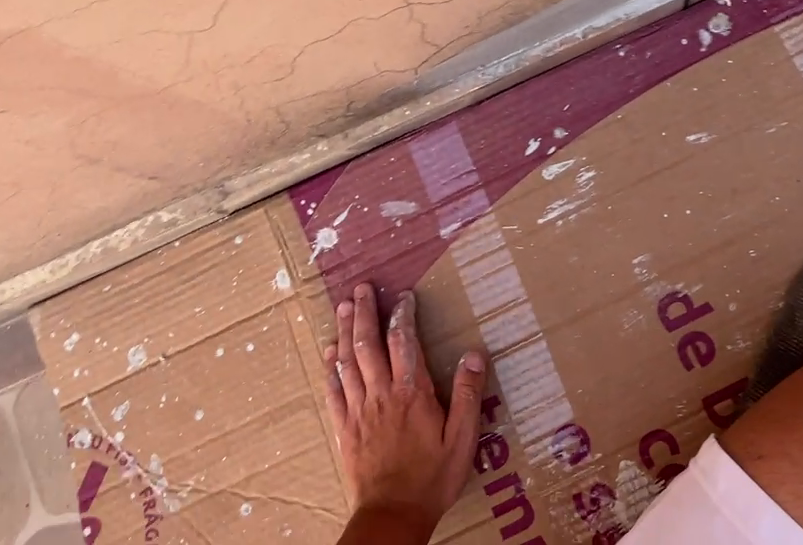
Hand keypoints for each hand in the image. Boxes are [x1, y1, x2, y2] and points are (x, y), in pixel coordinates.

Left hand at [324, 283, 486, 533]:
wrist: (393, 516)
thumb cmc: (432, 479)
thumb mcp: (462, 439)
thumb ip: (468, 395)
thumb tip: (473, 354)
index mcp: (412, 392)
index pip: (404, 341)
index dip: (403, 314)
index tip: (404, 295)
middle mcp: (381, 393)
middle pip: (368, 343)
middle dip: (365, 312)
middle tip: (361, 287)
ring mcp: (359, 410)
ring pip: (348, 361)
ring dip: (345, 330)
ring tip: (343, 306)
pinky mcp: (344, 428)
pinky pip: (333, 391)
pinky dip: (330, 368)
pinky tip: (328, 352)